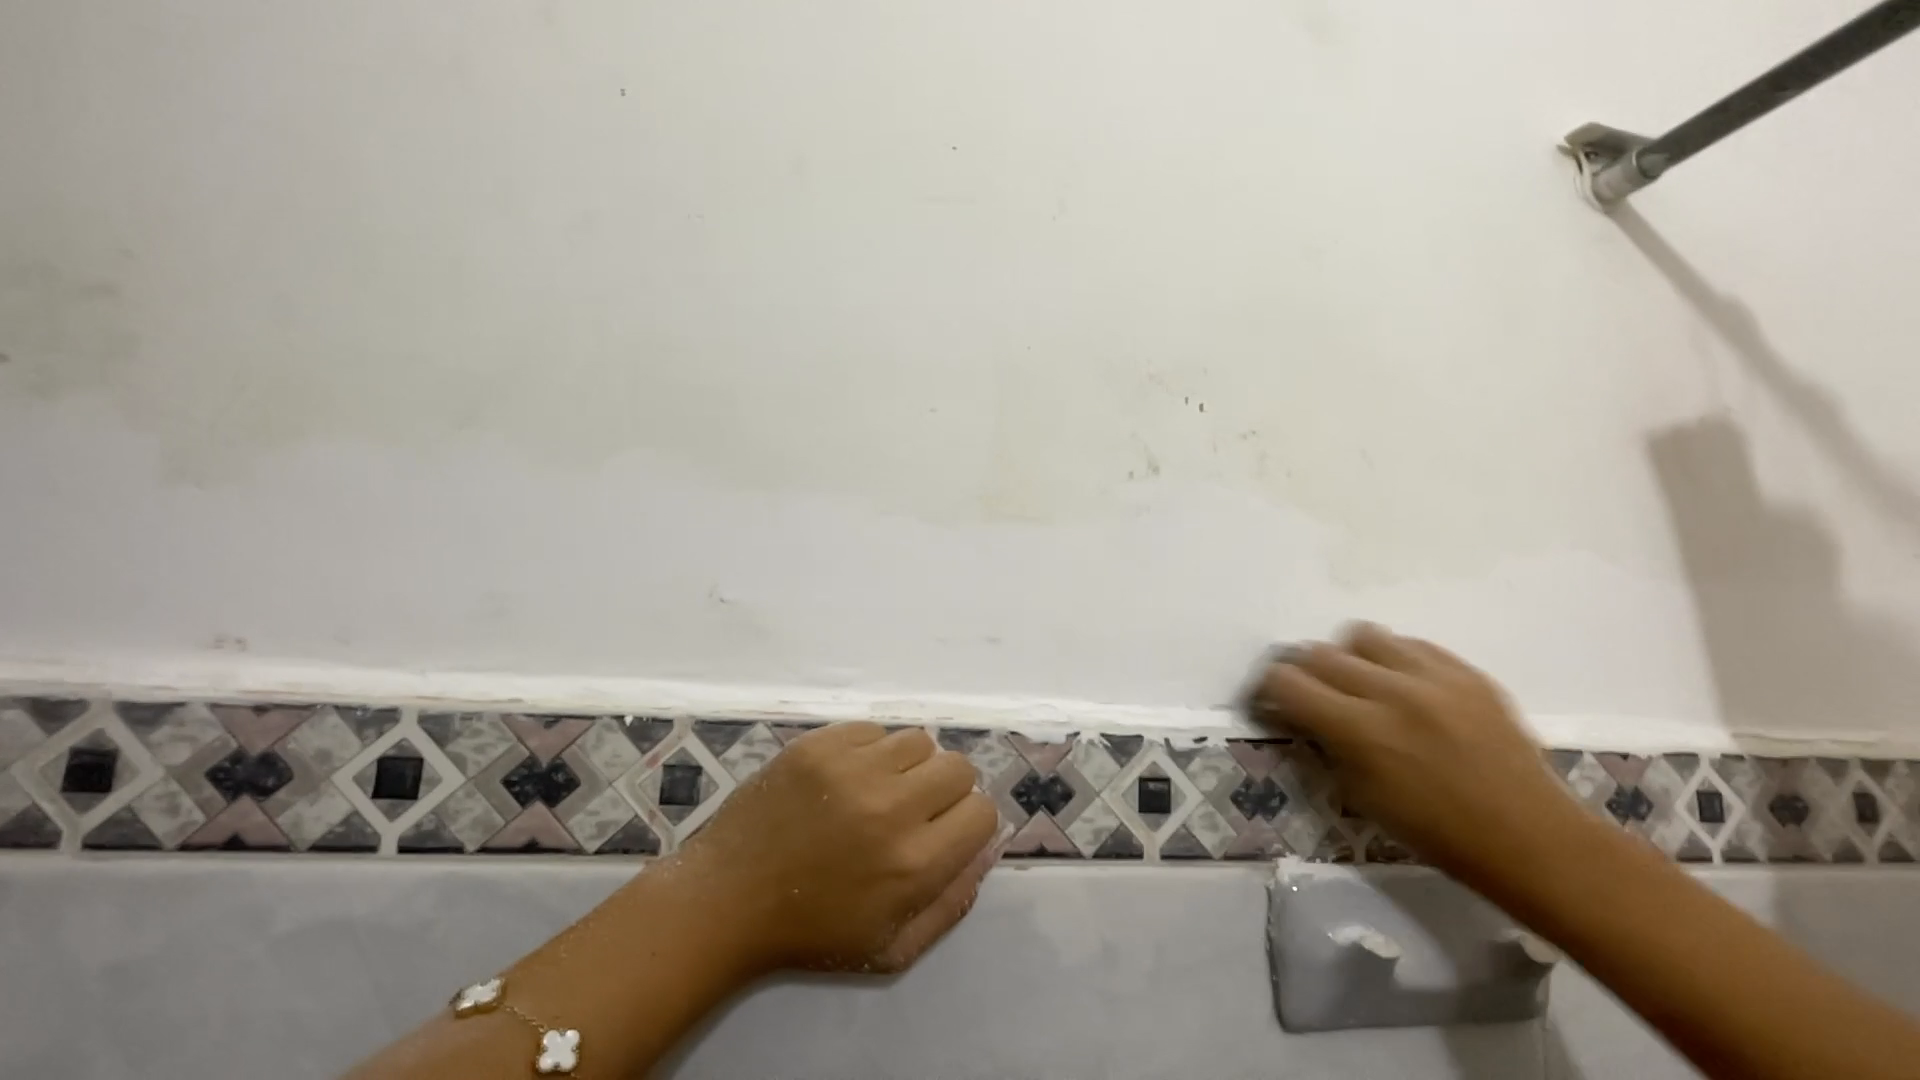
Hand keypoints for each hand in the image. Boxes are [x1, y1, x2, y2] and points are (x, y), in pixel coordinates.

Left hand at [673, 722, 1000, 975]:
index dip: (967, 824)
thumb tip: (988, 849)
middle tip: (912, 812)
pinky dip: (870, 751)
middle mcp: (891, 807)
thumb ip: (952, 903)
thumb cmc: (811, 933)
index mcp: (914, 863)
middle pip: (958, 768)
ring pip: (918, 741)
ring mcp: (851, 768)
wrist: (725, 902)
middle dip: (945, 791)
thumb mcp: (893, 948)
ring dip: (909, 766)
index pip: (981, 812)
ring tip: (878, 792)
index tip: (942, 834)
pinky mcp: (817, 745)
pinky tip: (845, 780)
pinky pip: (873, 729)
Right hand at [1253, 623, 1585, 885]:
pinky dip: (1396, 660)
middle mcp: (1392, 691)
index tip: (1273, 700)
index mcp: (1360, 730)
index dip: (1270, 689)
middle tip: (1311, 692)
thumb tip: (1299, 713)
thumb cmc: (1434, 832)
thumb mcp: (1361, 795)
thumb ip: (1325, 744)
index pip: (1287, 681)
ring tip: (1362, 683)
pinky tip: (1405, 687)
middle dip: (1304, 671)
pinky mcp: (1467, 672)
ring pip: (1365, 635)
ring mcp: (1434, 677)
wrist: (1527, 837)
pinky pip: (1413, 644)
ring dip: (1351, 657)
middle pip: (1320, 653)